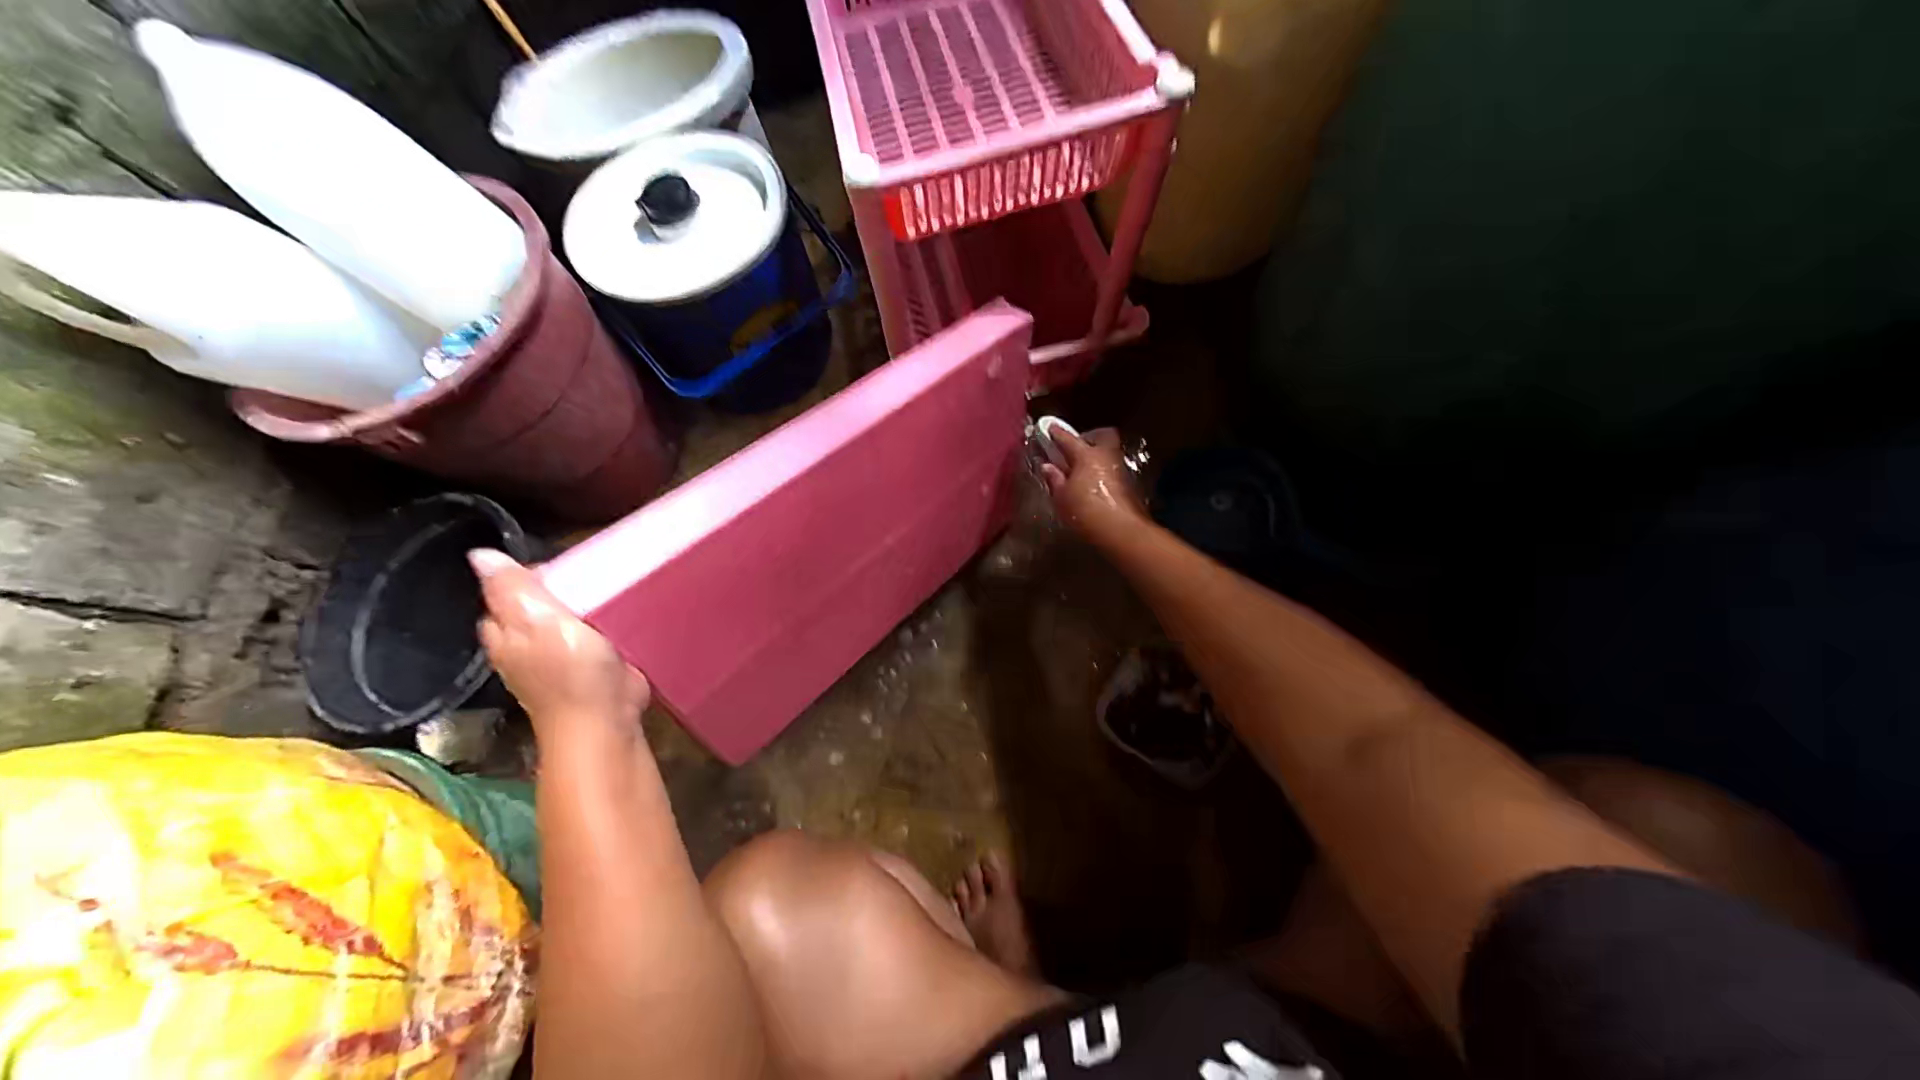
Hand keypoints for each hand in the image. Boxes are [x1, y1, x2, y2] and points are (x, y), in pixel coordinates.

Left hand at [469, 548, 650, 730]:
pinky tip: (620, 617)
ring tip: (609, 587)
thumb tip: (479, 555)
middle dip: (560, 588)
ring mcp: (559, 659)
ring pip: (567, 620)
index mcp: (505, 632)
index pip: (506, 591)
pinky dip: (604, 625)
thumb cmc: (571, 670)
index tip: (563, 563)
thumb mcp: (538, 620)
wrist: (605, 719)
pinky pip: (594, 635)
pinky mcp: (591, 668)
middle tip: (592, 572)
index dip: (529, 574)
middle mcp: (525, 646)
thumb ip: (512, 588)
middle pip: (538, 604)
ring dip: (585, 605)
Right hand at [1040, 426, 1147, 538]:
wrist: (1121, 531)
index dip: (1057, 433)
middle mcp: (1106, 456)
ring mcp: (1120, 469)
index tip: (1050, 428)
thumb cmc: (1085, 511)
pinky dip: (1102, 472)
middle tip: (1074, 448)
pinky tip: (1092, 484)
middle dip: (1088, 438)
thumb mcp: (1061, 497)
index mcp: (1087, 455)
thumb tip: (1047, 466)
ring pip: (1107, 454)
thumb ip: (1054, 478)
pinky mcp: (1128, 485)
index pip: (1069, 439)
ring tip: (1081, 470)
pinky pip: (1111, 470)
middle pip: (1101, 436)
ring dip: (1095, 457)